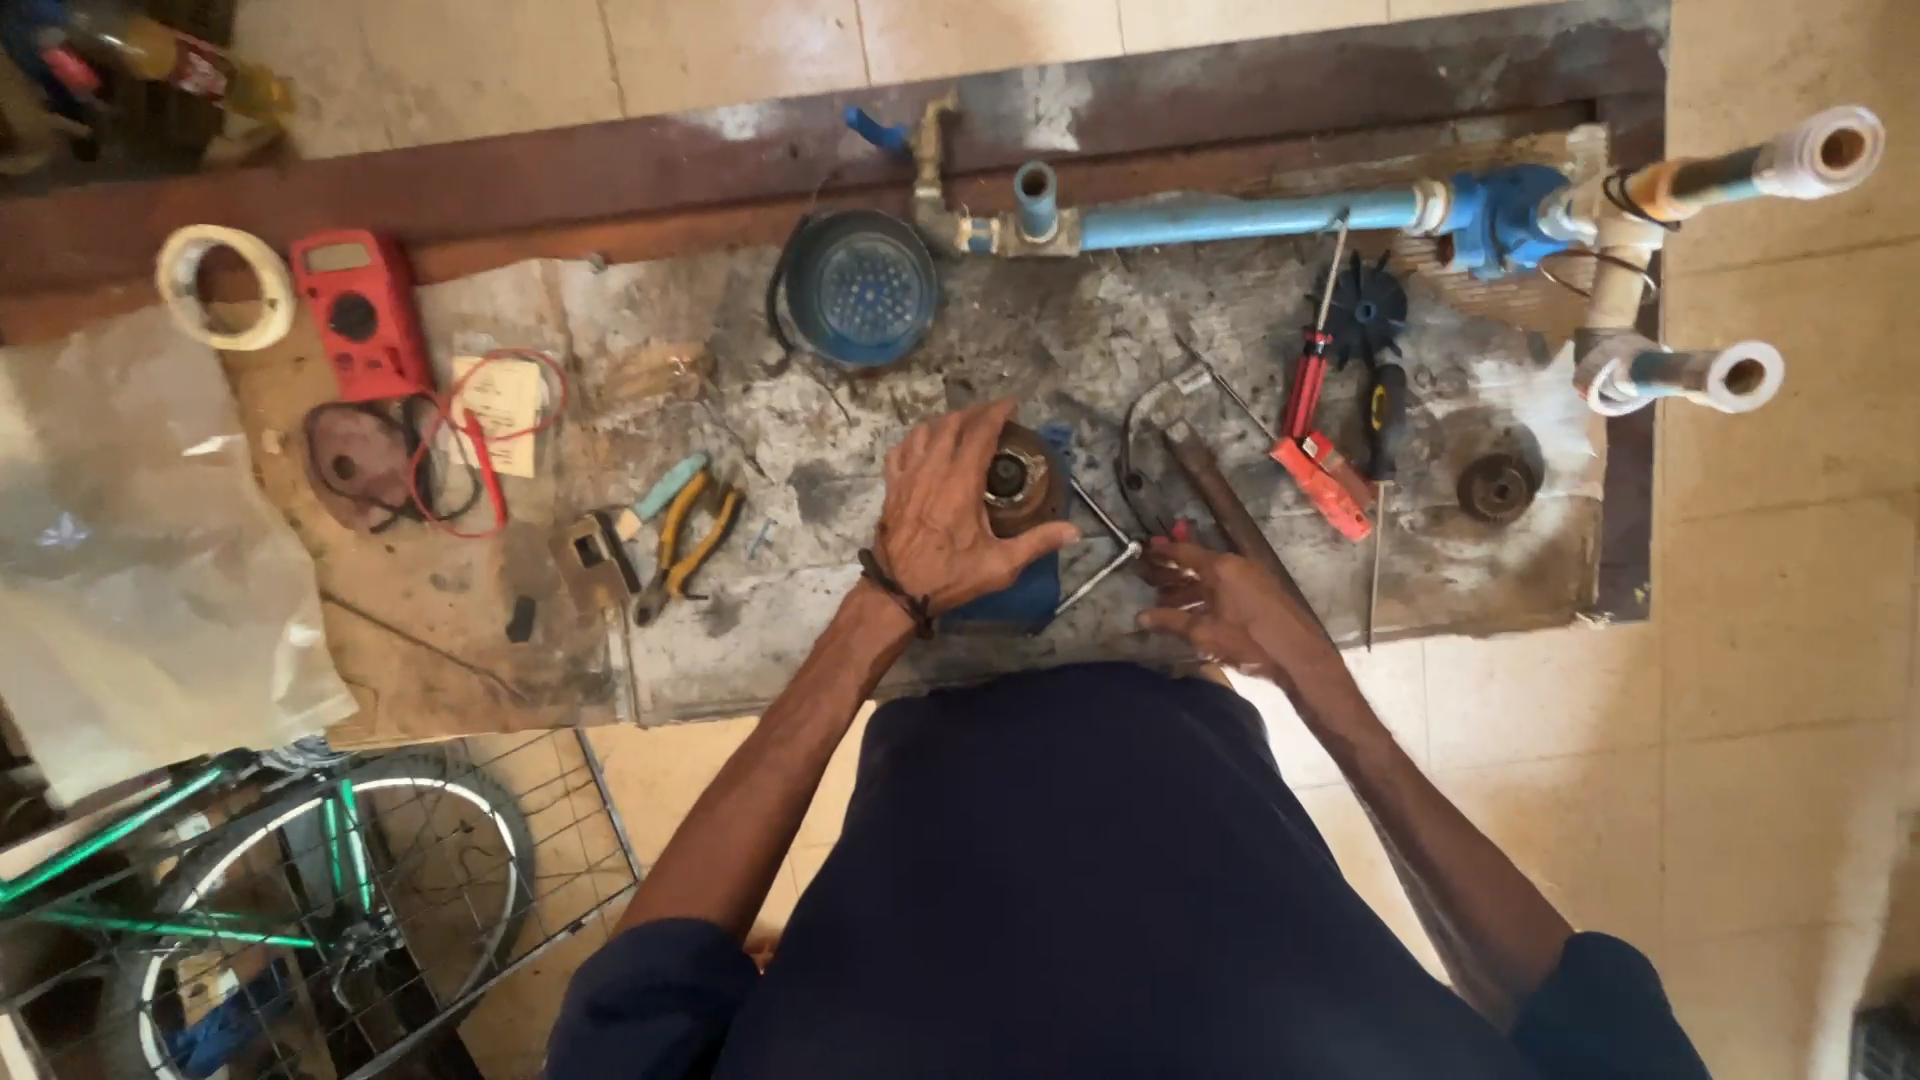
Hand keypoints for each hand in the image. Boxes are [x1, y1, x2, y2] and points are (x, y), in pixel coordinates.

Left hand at [873, 399, 1079, 614]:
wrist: (898, 591)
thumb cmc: (950, 576)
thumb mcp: (1000, 565)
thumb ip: (1037, 543)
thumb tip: (1074, 532)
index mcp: (961, 482)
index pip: (981, 432)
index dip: (997, 412)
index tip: (1012, 404)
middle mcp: (933, 469)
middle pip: (952, 424)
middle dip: (974, 413)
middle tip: (991, 415)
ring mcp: (908, 476)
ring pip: (923, 431)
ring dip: (943, 423)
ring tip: (959, 428)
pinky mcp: (891, 487)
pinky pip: (899, 451)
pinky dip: (913, 441)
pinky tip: (922, 447)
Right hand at [1135, 538, 1334, 682]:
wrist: (1300, 657)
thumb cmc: (1249, 641)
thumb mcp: (1204, 633)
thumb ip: (1170, 621)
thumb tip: (1140, 617)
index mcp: (1220, 568)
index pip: (1184, 552)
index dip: (1162, 552)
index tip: (1144, 551)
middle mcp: (1237, 565)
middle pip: (1198, 563)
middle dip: (1173, 572)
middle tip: (1149, 579)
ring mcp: (1252, 577)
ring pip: (1213, 577)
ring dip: (1189, 587)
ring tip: (1167, 601)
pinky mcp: (1262, 592)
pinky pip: (1227, 586)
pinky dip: (1208, 594)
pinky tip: (1196, 611)